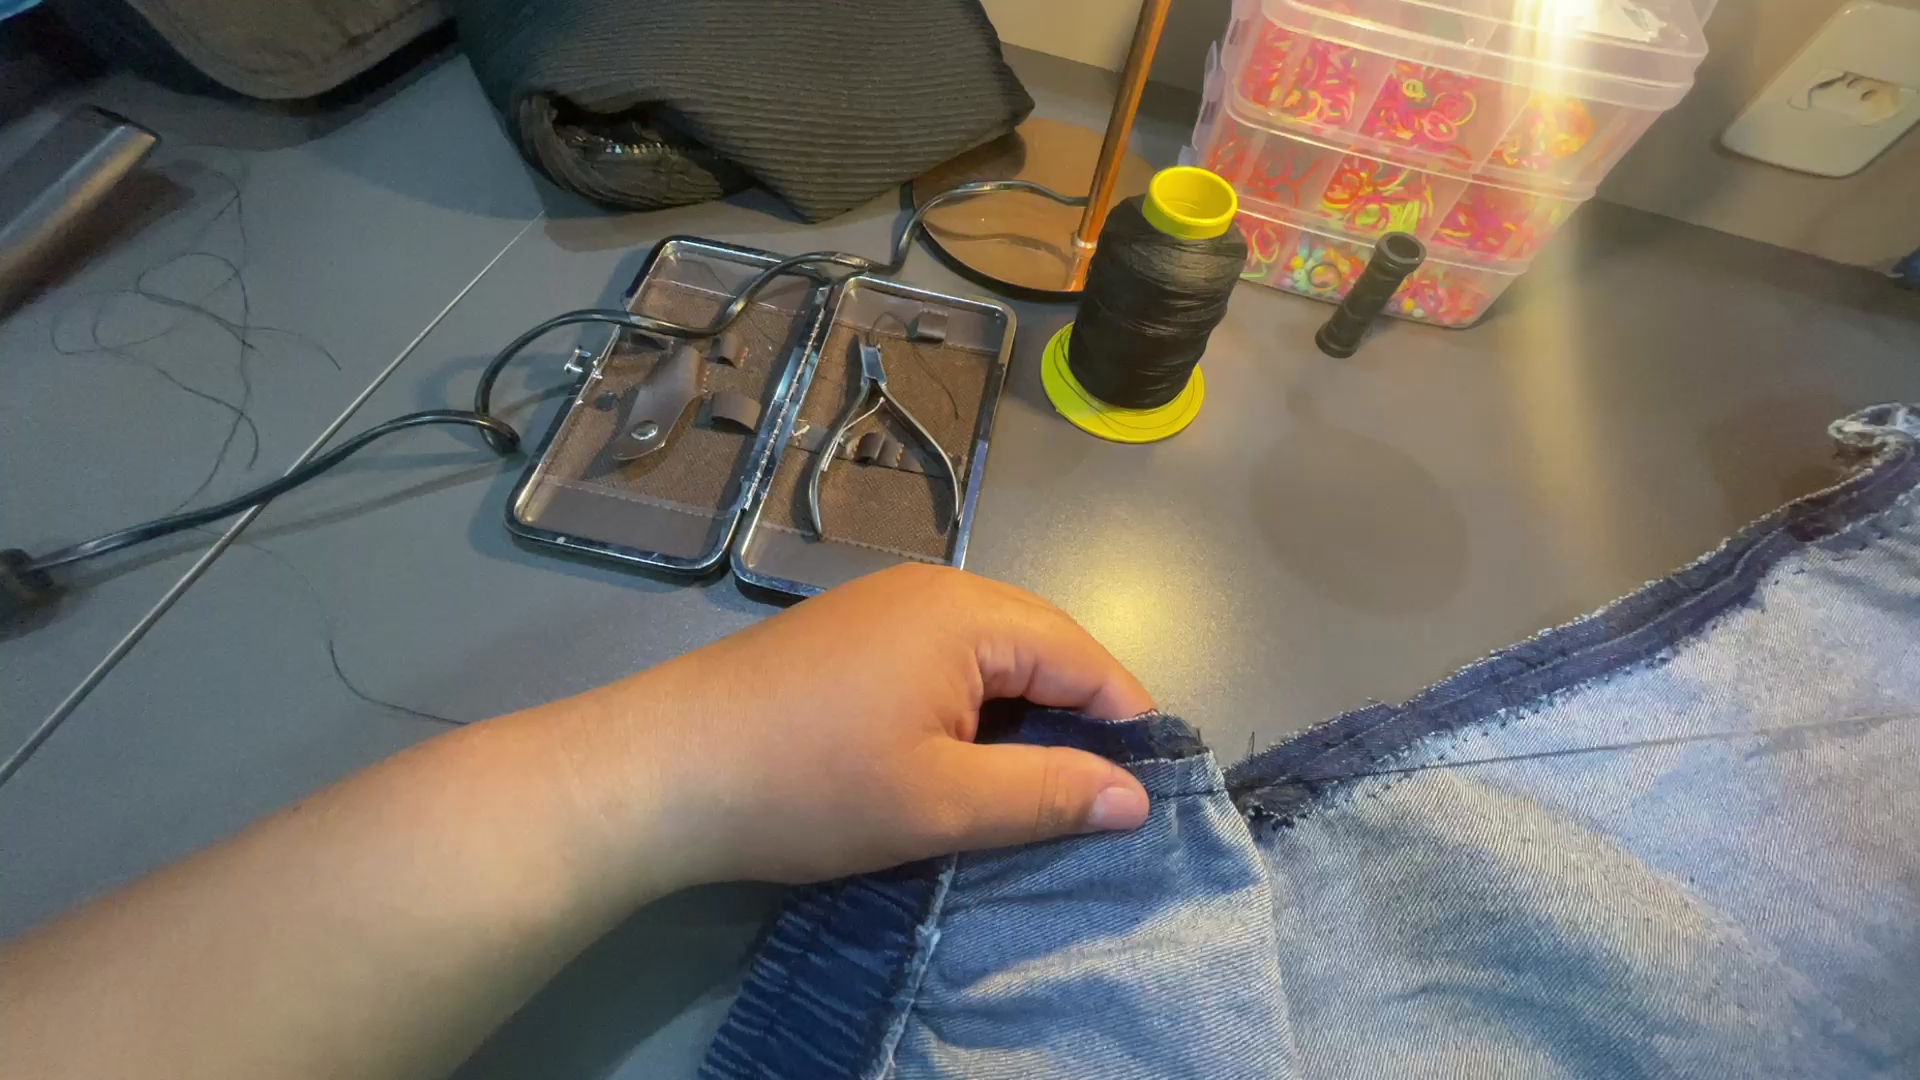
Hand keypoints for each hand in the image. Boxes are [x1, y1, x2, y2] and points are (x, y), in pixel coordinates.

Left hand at [543, 564, 1155, 889]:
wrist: (665, 766)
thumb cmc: (811, 783)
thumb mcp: (941, 802)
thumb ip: (1046, 792)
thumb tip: (1135, 795)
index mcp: (966, 613)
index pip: (1079, 652)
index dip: (1123, 712)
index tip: (1151, 775)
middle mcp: (934, 588)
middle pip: (1038, 639)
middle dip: (1076, 706)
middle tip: (1100, 779)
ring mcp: (888, 601)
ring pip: (991, 646)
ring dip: (1025, 702)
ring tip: (1043, 767)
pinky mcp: (856, 627)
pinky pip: (946, 651)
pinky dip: (976, 696)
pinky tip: (970, 739)